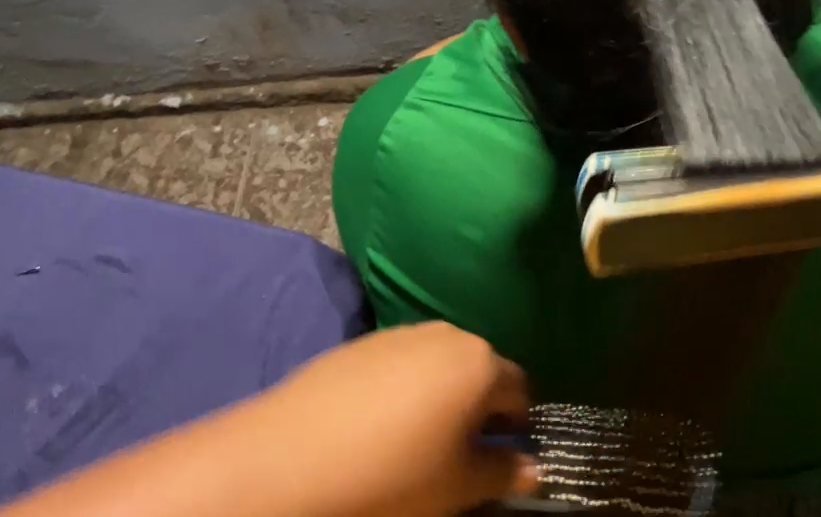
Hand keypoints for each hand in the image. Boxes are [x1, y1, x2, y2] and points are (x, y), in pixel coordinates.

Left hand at [261, 322, 537, 516]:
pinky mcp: (364, 342)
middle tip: (461, 451)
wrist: (285, 458)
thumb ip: (503, 472)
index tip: (505, 456)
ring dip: (442, 394)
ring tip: (418, 438)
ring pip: (440, 364)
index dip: (519, 424)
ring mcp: (404, 333)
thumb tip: (535, 466)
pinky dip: (405, 389)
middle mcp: (450, 335)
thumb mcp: (455, 487)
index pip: (522, 389)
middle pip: (481, 370)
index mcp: (482, 363)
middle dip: (480, 406)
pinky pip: (402, 363)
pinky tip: (379, 425)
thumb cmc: (389, 475)